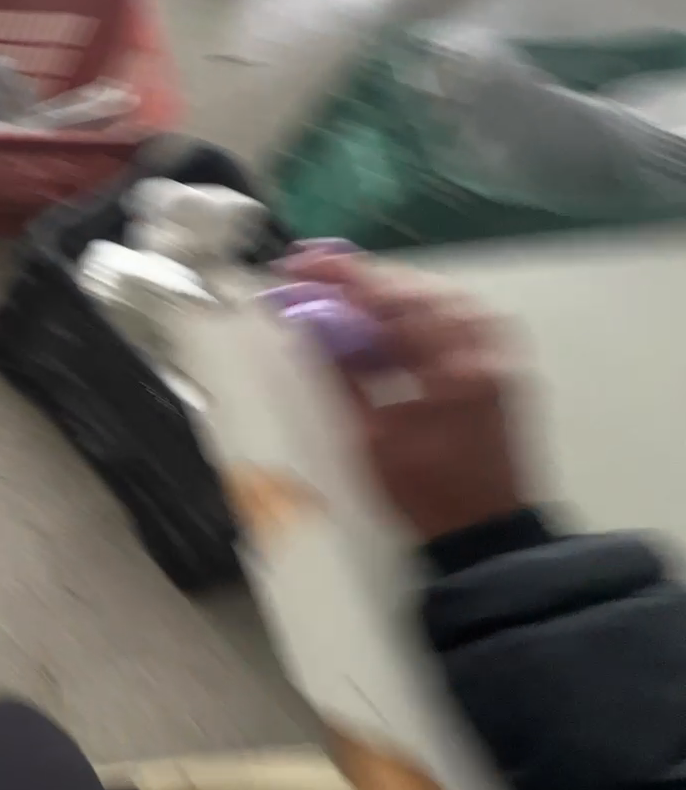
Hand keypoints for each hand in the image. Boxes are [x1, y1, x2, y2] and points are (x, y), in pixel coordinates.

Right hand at [280, 250, 526, 539]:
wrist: (485, 527)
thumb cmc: (421, 485)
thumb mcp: (371, 432)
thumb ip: (341, 372)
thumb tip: (304, 325)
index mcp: (454, 362)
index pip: (393, 300)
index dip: (342, 277)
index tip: (297, 263)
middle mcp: (482, 347)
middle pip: (416, 292)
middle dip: (358, 279)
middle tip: (304, 272)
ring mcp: (492, 355)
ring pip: (432, 302)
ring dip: (379, 293)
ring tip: (329, 291)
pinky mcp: (488, 367)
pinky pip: (443, 323)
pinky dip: (402, 314)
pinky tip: (369, 319)